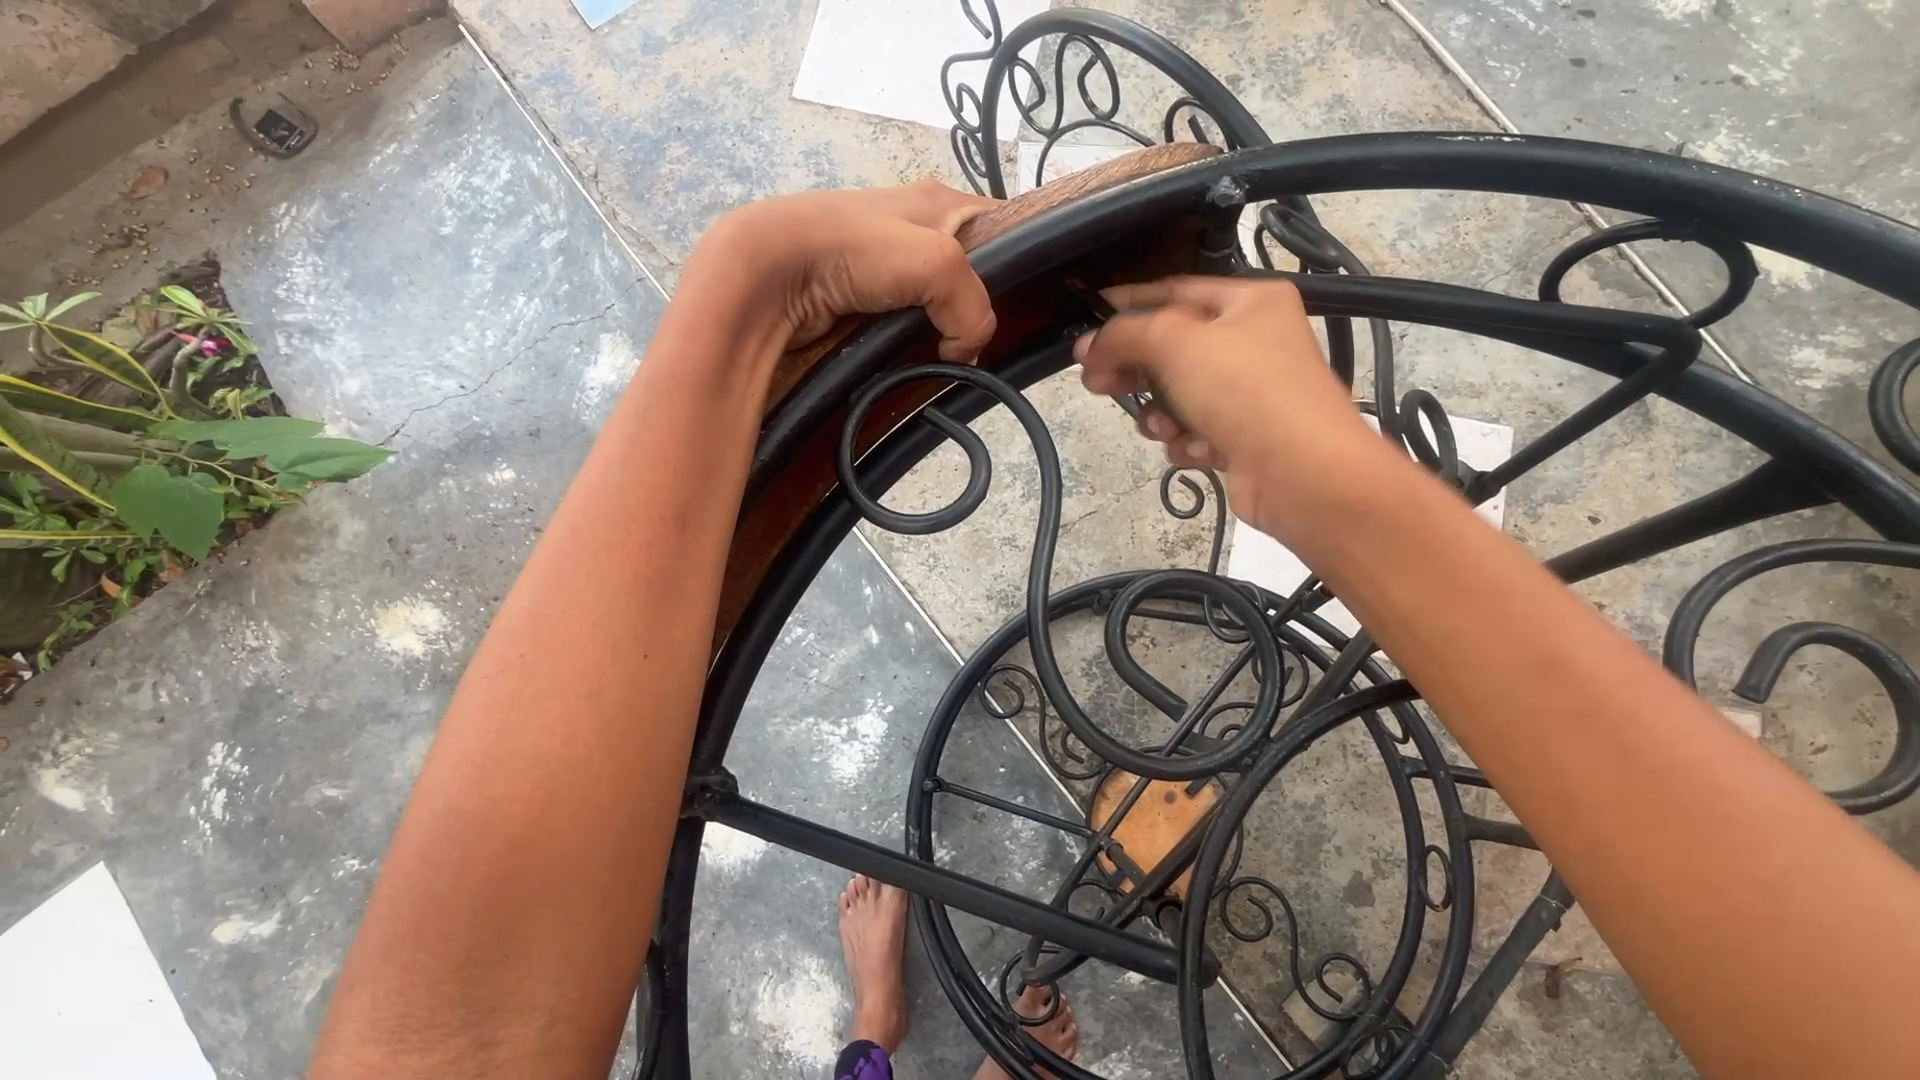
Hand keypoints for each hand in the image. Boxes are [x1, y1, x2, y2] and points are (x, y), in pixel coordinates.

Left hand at [688, 179, 999, 362]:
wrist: (767, 274)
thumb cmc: (853, 248)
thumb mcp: (938, 262)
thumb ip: (973, 305)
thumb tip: (965, 350)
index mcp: (942, 201)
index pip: (1003, 228)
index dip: (1019, 265)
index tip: (1027, 308)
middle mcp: (917, 230)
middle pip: (970, 275)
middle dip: (977, 309)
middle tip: (983, 342)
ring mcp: (885, 269)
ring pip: (937, 307)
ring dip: (943, 333)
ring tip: (949, 358)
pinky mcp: (861, 302)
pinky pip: (903, 328)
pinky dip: (912, 346)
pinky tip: (915, 361)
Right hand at [1075, 276, 1383, 537]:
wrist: (1302, 472)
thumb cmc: (1247, 391)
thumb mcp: (1176, 342)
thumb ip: (1124, 335)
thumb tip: (1088, 347)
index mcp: (1250, 302)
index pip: (1173, 291)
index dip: (1127, 304)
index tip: (1088, 321)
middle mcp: (1253, 341)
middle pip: (1171, 347)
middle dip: (1135, 369)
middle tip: (1097, 381)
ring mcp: (1250, 392)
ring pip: (1177, 395)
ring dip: (1160, 414)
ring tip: (1163, 427)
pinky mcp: (1244, 437)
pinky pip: (1195, 431)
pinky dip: (1187, 441)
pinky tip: (1198, 449)